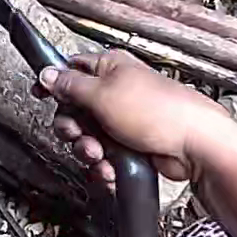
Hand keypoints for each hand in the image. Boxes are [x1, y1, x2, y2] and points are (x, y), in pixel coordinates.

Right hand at [39, 51, 236, 182]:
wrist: (196, 147)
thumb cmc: (160, 112)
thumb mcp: (102, 94)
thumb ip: (69, 85)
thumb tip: (47, 74)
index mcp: (109, 68)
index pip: (70, 70)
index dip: (53, 83)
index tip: (40, 95)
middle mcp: (115, 91)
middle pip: (73, 108)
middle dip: (72, 127)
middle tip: (76, 133)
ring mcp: (123, 119)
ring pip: (87, 136)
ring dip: (88, 149)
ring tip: (100, 154)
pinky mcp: (131, 145)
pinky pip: (104, 155)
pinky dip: (104, 165)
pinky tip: (111, 168)